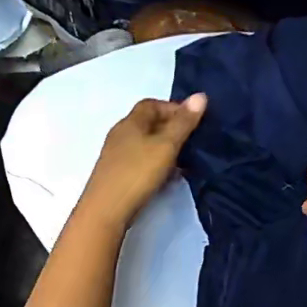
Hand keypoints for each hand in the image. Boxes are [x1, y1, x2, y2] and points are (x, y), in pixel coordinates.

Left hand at [76, 93, 207, 227]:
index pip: (151, 104)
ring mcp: (116, 156)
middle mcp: (120, 135)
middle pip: (148, 124)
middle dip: (171, 130)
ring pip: (145, 145)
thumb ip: (183, 123)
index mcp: (130, 122)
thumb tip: (200, 96)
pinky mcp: (116, 175)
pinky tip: (167, 178)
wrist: (106, 210)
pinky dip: (155, 165)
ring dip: (165, 150)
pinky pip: (140, 162)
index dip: (173, 108)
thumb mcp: (166, 146)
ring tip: (184, 162)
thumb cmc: (137, 173)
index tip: (192, 121)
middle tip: (191, 142)